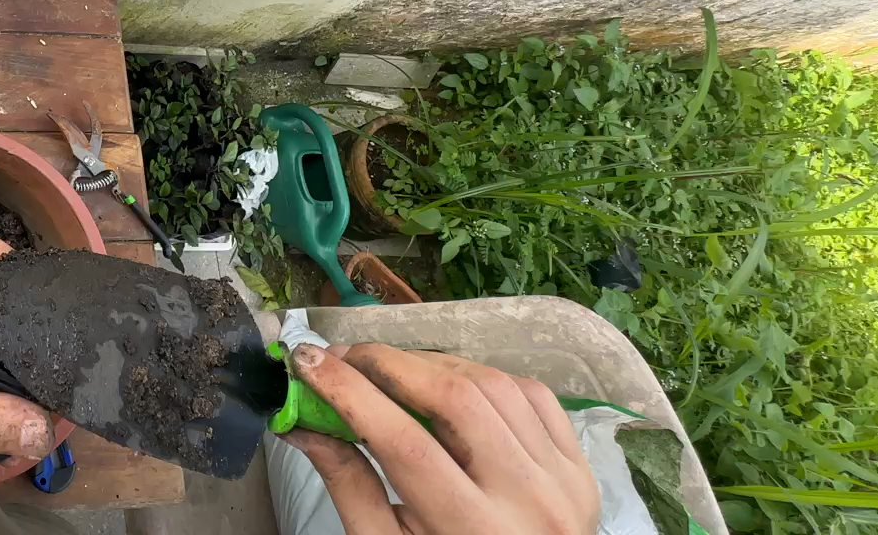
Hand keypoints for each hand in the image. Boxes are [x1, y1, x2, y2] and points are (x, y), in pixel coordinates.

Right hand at [282, 343, 598, 534]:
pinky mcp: (580, 467)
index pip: (404, 442)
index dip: (347, 390)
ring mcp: (565, 481)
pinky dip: (479, 374)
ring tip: (386, 372)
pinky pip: (529, 392)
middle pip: (452, 397)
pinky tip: (447, 386)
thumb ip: (346, 483)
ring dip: (425, 363)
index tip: (304, 359)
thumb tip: (297, 419)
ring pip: (488, 382)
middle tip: (341, 359)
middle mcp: (532, 504)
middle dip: (383, 362)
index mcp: (475, 534)